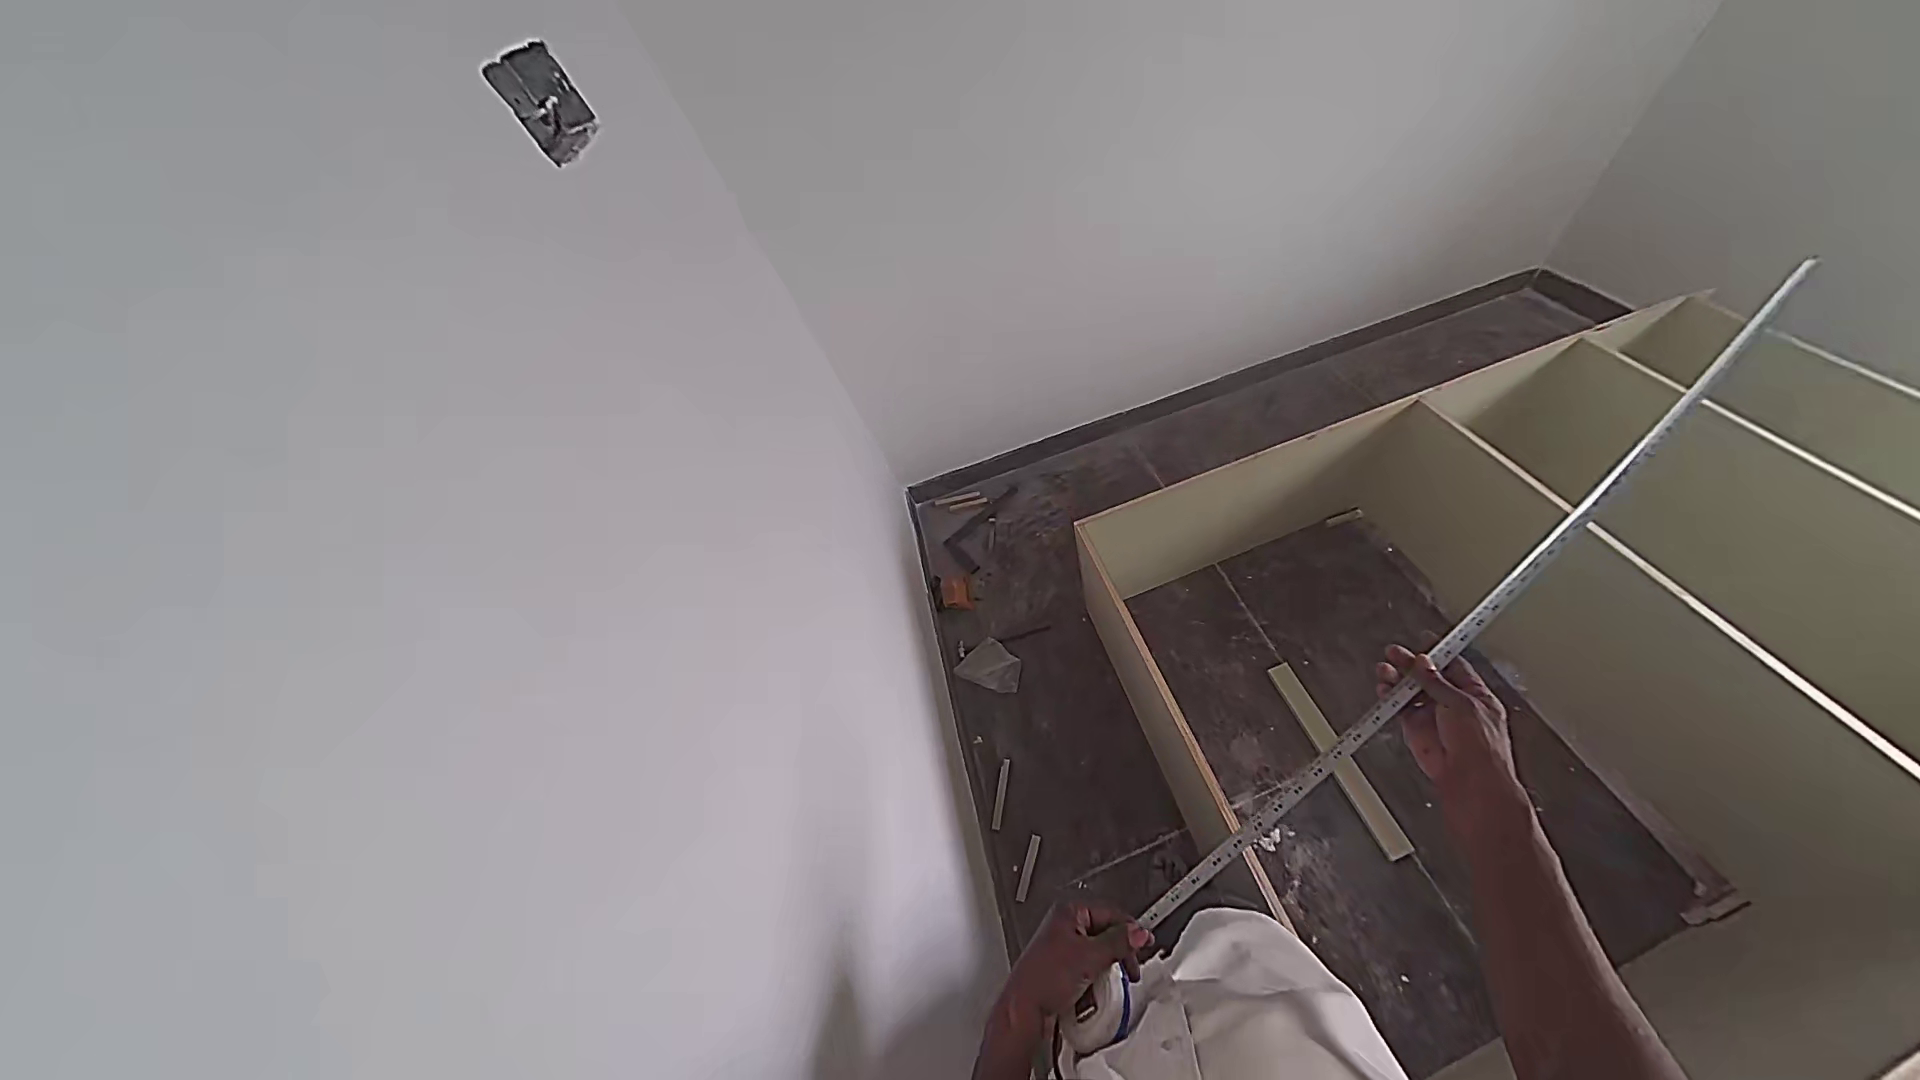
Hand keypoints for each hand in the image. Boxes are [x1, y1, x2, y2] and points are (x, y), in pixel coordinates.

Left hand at [1001, 902, 1151, 1021]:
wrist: (1025, 1007)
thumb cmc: (1044, 976)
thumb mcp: (1089, 956)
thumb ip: (1117, 943)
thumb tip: (1137, 933)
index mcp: (1069, 911)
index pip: (1109, 912)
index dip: (1129, 928)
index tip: (1145, 941)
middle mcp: (1065, 925)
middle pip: (1105, 933)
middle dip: (1118, 953)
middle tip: (1131, 967)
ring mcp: (1064, 947)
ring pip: (1098, 953)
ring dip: (1108, 969)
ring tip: (1110, 982)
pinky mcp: (1064, 967)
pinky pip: (1089, 968)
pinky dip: (1097, 979)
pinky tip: (1097, 990)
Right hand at [1375, 645, 1522, 824]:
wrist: (1469, 778)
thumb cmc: (1482, 747)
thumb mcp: (1461, 704)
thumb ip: (1436, 682)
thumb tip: (1423, 663)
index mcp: (1474, 695)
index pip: (1453, 666)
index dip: (1437, 653)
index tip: (1424, 639)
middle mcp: (1452, 703)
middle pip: (1426, 676)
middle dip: (1410, 663)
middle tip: (1394, 652)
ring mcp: (1433, 714)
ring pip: (1410, 690)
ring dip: (1397, 678)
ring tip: (1385, 669)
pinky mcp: (1415, 727)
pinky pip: (1398, 707)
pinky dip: (1389, 697)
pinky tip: (1384, 688)